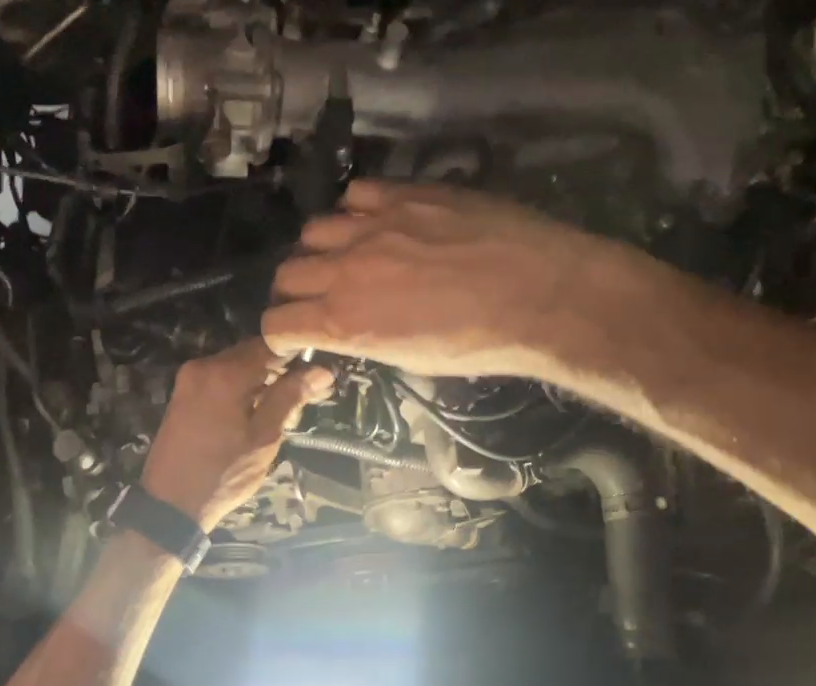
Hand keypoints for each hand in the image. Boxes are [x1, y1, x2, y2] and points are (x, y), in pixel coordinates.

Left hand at [141, 339, 335, 528]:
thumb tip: (321, 371)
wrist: (170, 505)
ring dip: (262, 381)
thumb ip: (290, 398)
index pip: (270, 344)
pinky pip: (219, 382)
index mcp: (224, 372)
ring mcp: (188, 381)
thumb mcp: (263, 437)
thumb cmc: (222, 473)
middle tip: (310, 394)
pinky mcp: (182, 397)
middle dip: (281, 370)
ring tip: (287, 408)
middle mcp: (202, 366)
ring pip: (236, 368)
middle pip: (251, 354)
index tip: (321, 372)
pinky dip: (241, 390)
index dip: (299, 354)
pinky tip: (258, 411)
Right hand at [263, 181, 654, 379]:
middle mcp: (346, 270)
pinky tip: (373, 225)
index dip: (280, 333)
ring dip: (319, 250)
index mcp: (345, 322)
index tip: (294, 336)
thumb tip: (348, 331)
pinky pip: (355, 194)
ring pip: (313, 231)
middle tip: (316, 299)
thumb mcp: (410, 361)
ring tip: (344, 257)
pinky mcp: (406, 194)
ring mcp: (374, 225)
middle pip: (287, 274)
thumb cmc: (478, 345)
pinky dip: (353, 212)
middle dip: (294, 292)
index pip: (276, 322)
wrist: (538, 295)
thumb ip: (364, 340)